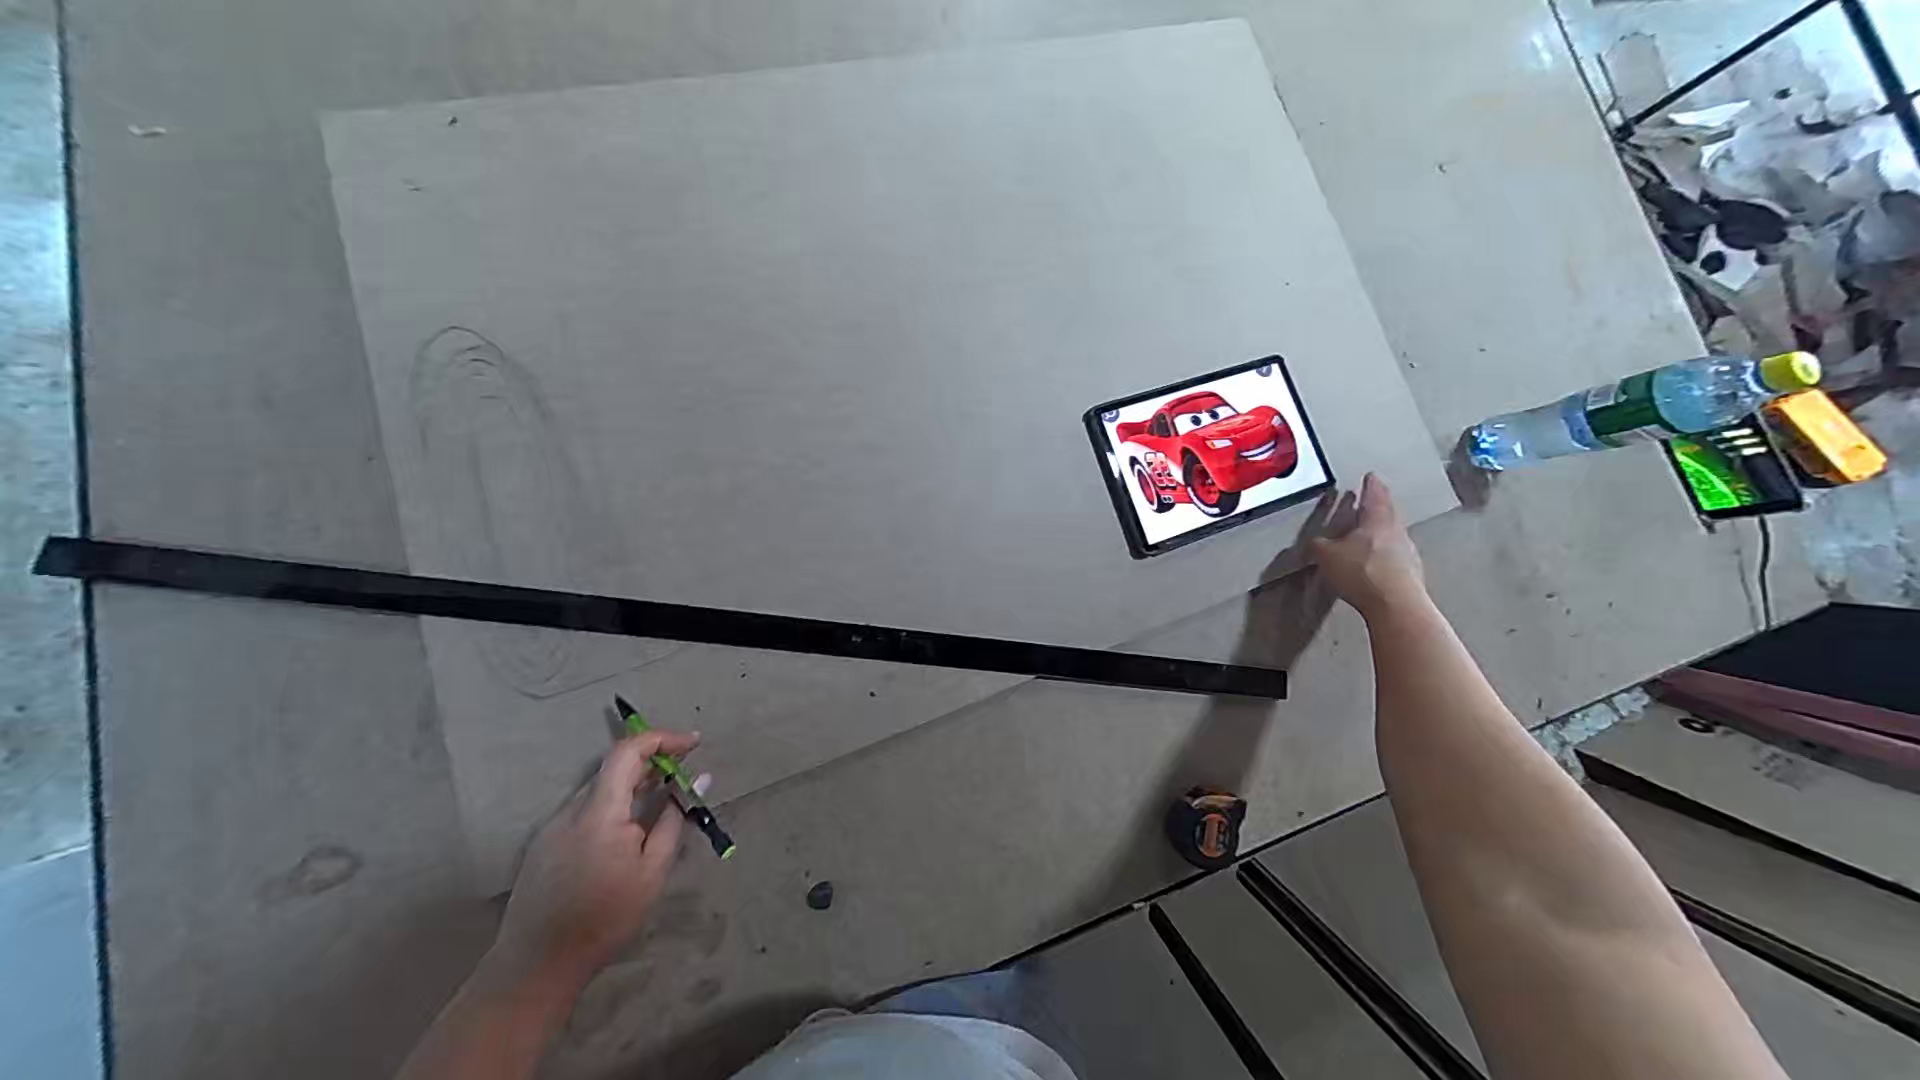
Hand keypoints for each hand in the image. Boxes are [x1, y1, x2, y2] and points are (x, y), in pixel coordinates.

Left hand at [491, 729, 699, 986]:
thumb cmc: (605, 918)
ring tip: (664, 798)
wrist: (536, 967)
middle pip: (614, 767)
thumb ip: (674, 819)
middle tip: (685, 772)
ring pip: (600, 789)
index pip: (629, 751)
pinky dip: (615, 804)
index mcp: (599, 811)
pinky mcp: (545, 845)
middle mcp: (571, 810)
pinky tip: (630, 828)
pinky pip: (587, 809)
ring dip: (634, 783)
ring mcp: (553, 827)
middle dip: (653, 761)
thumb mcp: (653, 870)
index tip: (695, 743)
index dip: (664, 738)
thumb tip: (697, 781)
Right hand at [1310, 473, 1426, 619]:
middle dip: (1377, 506)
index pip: (1376, 494)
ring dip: (1380, 531)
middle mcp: (1396, 531)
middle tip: (1370, 502)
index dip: (1371, 485)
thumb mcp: (1327, 556)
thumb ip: (1319, 545)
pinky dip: (1384, 554)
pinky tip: (1374, 563)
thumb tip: (1315, 542)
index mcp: (1378, 520)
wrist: (1395, 604)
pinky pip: (1395, 556)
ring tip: (1367, 534)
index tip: (1371, 477)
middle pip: (1387, 513)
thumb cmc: (1363, 573)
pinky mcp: (1410, 572)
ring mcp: (1407, 552)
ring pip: (1392, 534)